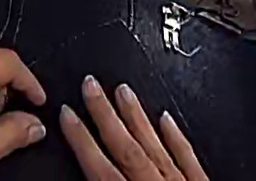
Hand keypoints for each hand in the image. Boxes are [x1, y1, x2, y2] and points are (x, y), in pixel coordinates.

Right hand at [60, 76, 207, 180]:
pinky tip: (166, 117)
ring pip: (155, 144)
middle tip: (90, 84)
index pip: (101, 169)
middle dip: (104, 114)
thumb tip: (83, 177)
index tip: (67, 114)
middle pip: (125, 146)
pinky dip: (176, 136)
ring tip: (122, 89)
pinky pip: (189, 157)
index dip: (81, 140)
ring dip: (136, 116)